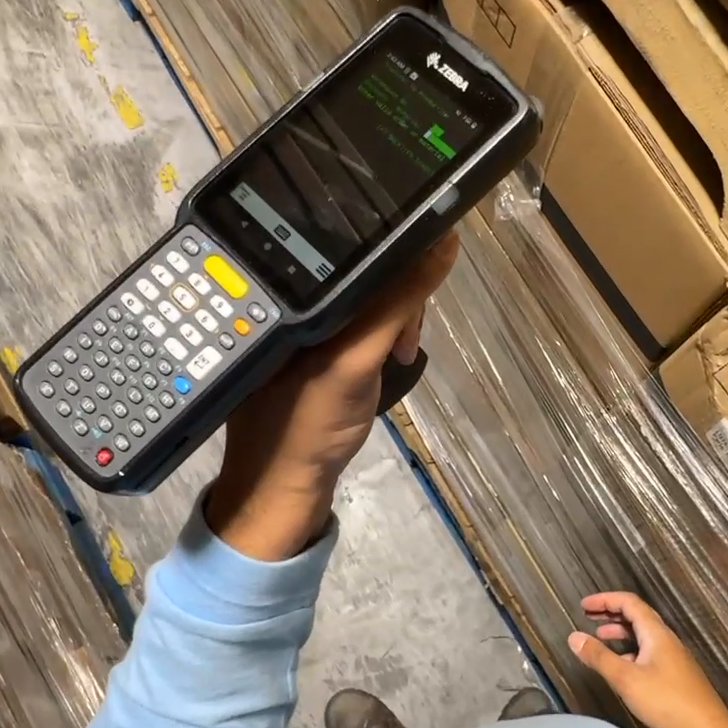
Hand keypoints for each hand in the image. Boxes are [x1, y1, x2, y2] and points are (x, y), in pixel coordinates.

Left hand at [205, 233, 459, 560]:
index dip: (397, 257)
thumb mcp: (358, 358)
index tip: (422, 287)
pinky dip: (386, 336)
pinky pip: (365, 320)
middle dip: (400, 300)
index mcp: (291, 290)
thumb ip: (396, 301)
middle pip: (366, 271)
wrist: (285, 484)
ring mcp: (310, 324)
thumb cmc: (313, 422)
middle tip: (405, 345)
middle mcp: (297, 299)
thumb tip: (441, 242)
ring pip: (371, 297)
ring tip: (402, 356)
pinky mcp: (323, 347)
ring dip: (398, 322)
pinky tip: (392, 356)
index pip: (354, 247)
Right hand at [568, 591, 727, 727]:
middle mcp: (665, 638)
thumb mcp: (626, 679)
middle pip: (636, 615)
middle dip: (611, 613)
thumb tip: (573, 636)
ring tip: (598, 637)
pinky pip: (647, 650)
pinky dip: (629, 649)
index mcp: (656, 632)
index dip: (605, 600)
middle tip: (587, 617)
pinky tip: (619, 665)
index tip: (583, 606)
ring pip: (642, 634)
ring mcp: (672, 655)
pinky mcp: (674, 671)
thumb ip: (599, 657)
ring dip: (620, 632)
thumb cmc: (665, 700)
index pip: (629, 602)